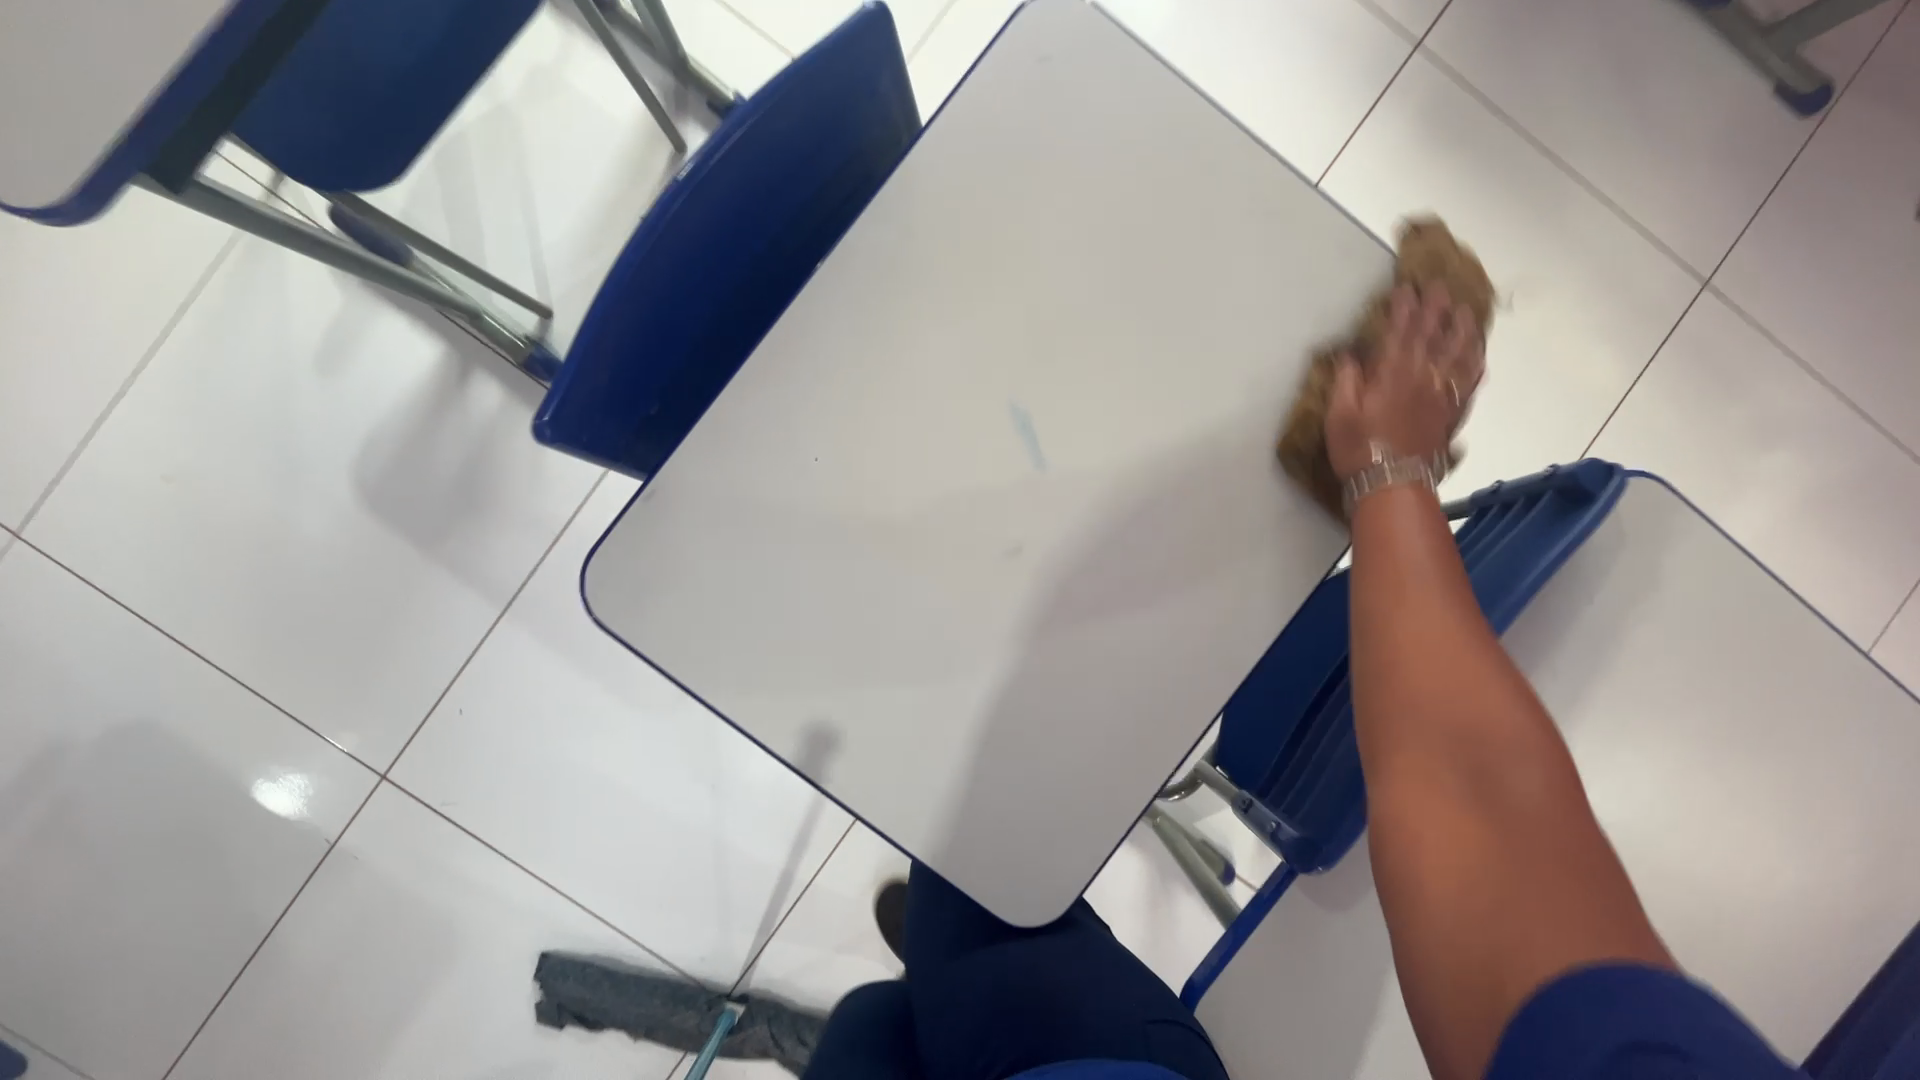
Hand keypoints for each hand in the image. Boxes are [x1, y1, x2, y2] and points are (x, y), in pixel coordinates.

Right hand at [1326, 283, 1484, 480]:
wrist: (1392, 483)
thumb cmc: (1358, 448)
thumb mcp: (1338, 413)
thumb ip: (1346, 379)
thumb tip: (1351, 354)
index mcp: (1393, 373)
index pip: (1402, 330)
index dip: (1405, 306)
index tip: (1407, 286)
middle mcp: (1424, 376)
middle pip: (1435, 334)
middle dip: (1437, 308)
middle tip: (1442, 287)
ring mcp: (1443, 395)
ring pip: (1460, 353)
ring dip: (1464, 329)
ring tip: (1467, 312)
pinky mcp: (1453, 413)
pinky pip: (1470, 383)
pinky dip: (1476, 364)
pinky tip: (1479, 356)